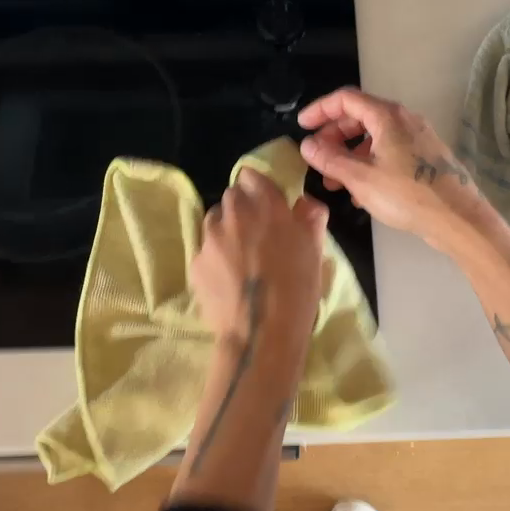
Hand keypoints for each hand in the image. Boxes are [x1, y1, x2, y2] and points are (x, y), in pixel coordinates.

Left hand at [191, 169, 327, 353]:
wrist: (261, 334)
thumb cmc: (297, 289)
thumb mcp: (315, 250)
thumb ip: (311, 217)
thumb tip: (305, 203)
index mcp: (265, 204)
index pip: (250, 176)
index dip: (258, 188)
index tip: (267, 205)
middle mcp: (233, 213)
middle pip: (231, 197)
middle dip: (243, 210)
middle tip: (257, 235)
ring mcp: (210, 238)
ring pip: (215, 222)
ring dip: (226, 231)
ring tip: (241, 258)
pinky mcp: (195, 262)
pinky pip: (205, 250)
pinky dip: (215, 258)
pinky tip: (228, 279)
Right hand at [297, 87, 494, 247]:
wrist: (457, 218)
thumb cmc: (406, 194)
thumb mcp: (361, 178)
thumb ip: (330, 159)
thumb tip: (307, 145)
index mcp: (387, 116)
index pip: (346, 99)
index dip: (320, 109)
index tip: (302, 126)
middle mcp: (404, 120)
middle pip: (360, 117)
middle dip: (334, 136)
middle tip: (317, 157)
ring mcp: (418, 138)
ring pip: (375, 137)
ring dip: (350, 155)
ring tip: (334, 182)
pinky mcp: (426, 157)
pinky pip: (390, 151)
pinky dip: (370, 163)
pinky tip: (361, 192)